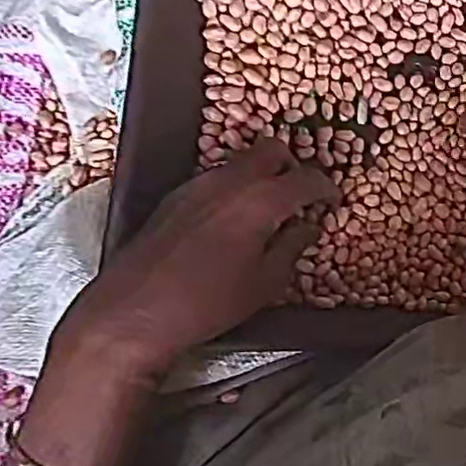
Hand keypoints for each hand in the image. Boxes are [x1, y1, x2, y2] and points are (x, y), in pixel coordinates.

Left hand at [55, 137, 338, 382]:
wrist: (132, 314)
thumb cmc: (208, 302)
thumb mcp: (267, 282)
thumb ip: (293, 247)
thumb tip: (307, 228)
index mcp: (259, 201)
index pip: (306, 178)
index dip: (327, 188)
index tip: (334, 201)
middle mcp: (227, 183)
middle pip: (271, 151)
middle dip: (294, 168)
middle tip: (303, 197)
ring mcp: (195, 187)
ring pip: (241, 163)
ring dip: (263, 178)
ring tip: (272, 213)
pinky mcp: (173, 199)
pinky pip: (217, 179)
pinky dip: (237, 189)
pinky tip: (237, 222)